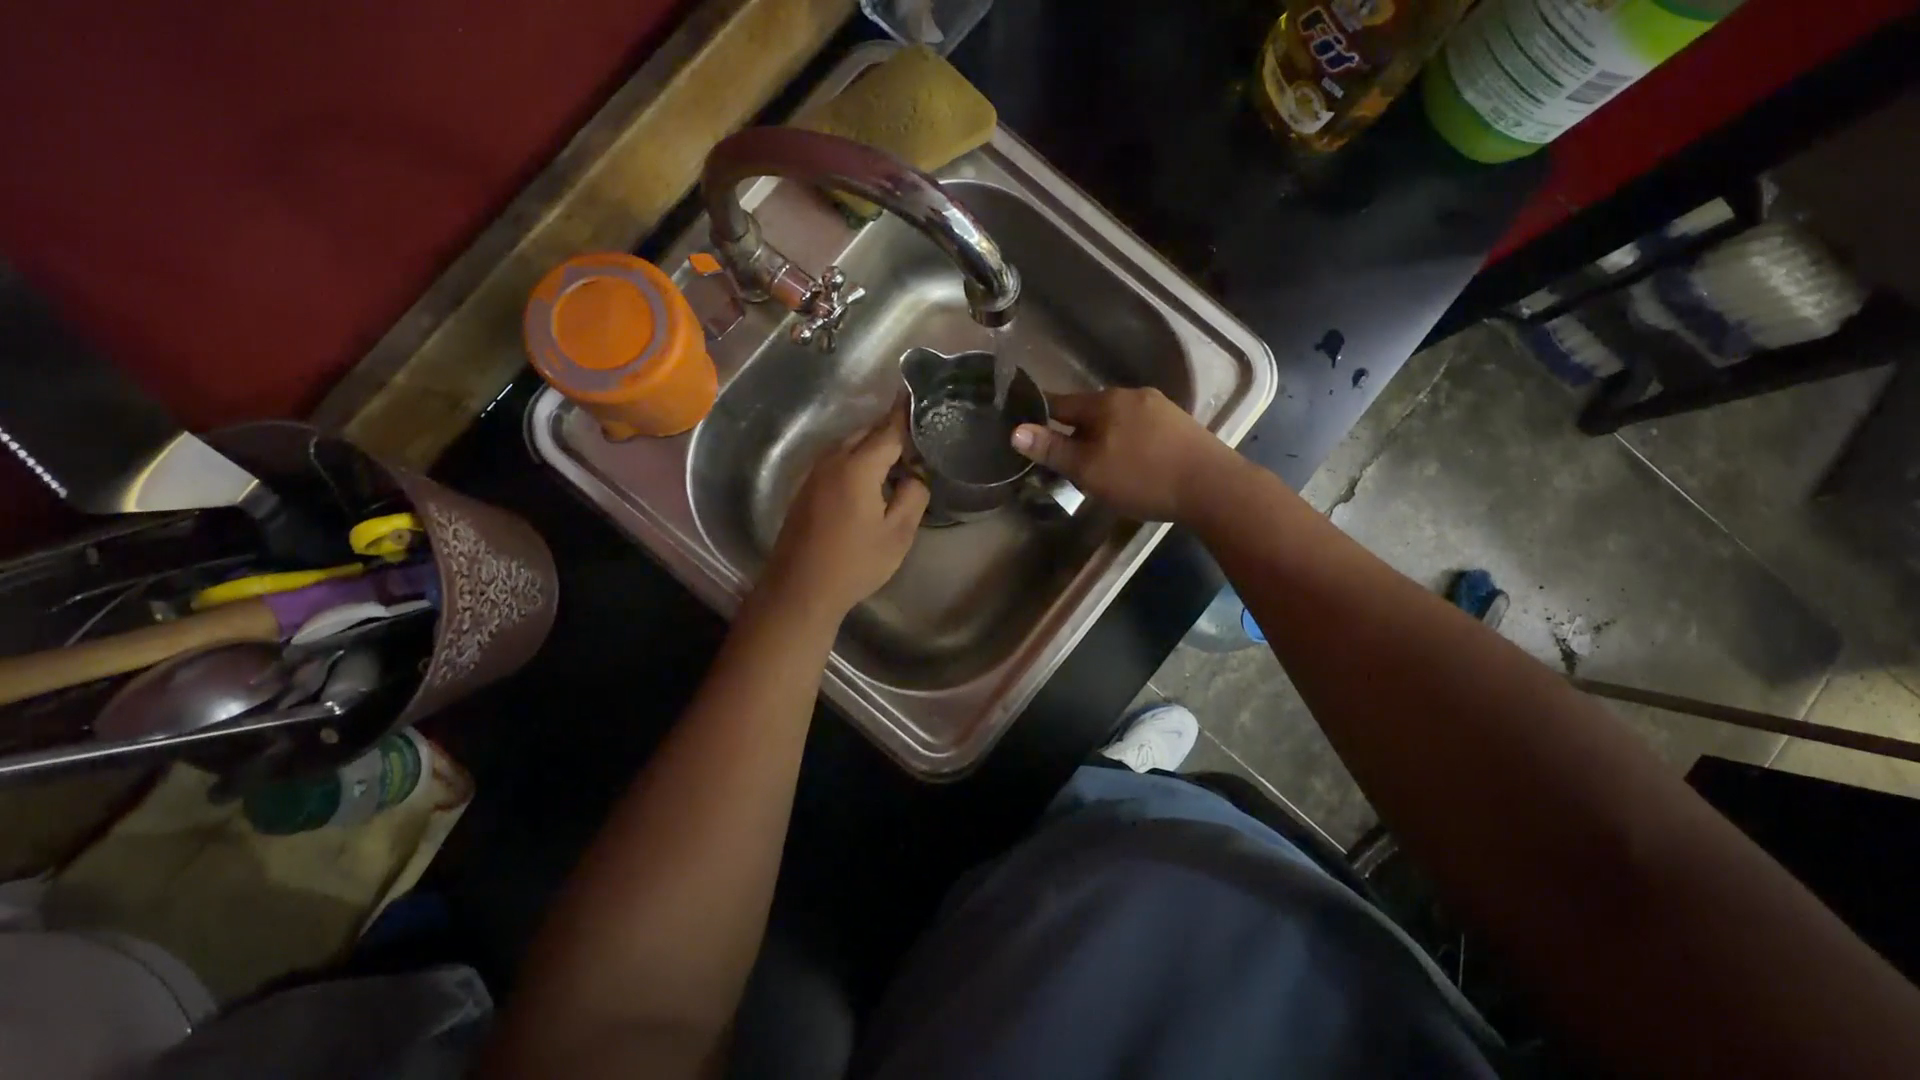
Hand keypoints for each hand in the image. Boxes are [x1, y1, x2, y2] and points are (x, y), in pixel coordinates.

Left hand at [763, 410, 929, 618]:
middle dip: (891, 429)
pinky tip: (871, 478)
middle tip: (918, 436)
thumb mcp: (897, 534)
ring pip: (849, 445)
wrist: (799, 589)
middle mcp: (833, 460)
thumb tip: (915, 475)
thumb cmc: (853, 563)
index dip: (906, 413)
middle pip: (866, 432)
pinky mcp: (805, 488)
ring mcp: (814, 473)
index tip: (920, 395)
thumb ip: (913, 496)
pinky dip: (857, 459)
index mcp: (858, 466)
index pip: (889, 429)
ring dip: (873, 445)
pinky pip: (837, 460)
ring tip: (899, 457)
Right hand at [1010, 388, 1241, 522]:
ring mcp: (1159, 407)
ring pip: (1117, 419)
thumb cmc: (1142, 477)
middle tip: (1064, 459)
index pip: (1059, 403)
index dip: (1039, 416)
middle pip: (1089, 410)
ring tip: (1100, 464)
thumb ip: (1052, 450)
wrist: (1211, 486)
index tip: (1026, 428)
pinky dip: (1128, 441)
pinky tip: (1134, 463)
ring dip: (1104, 437)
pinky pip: (1141, 428)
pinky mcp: (1180, 424)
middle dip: (1075, 431)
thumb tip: (1015, 430)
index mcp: (1103, 402)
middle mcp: (1130, 395)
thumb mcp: (1089, 470)